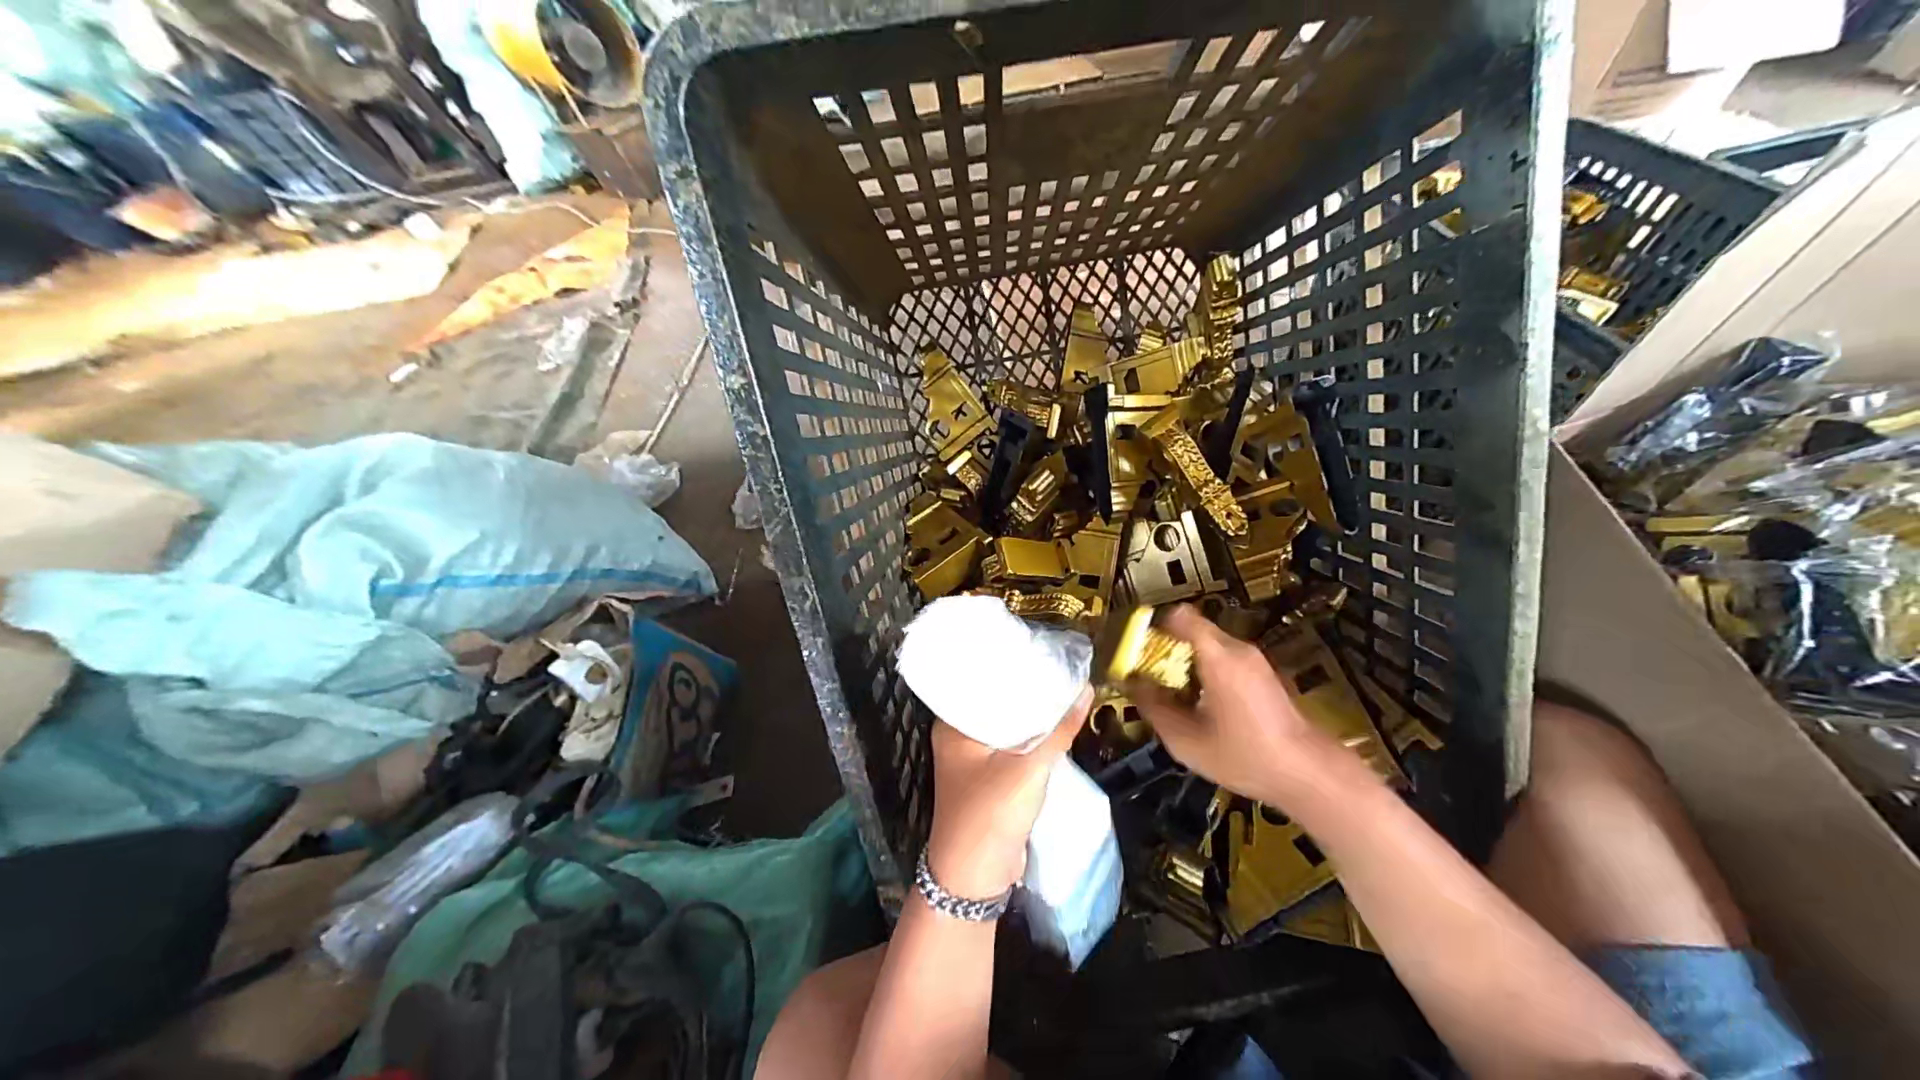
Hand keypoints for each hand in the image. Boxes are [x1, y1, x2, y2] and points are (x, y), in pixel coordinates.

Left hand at [925, 685, 1093, 898]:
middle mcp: (959, 737)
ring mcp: (973, 759)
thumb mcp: (1028, 769)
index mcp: (952, 725)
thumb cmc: (990, 814)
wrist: (974, 879)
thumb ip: (1058, 730)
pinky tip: (1057, 726)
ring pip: (1008, 726)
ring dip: (1033, 717)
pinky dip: (1033, 739)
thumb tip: (1086, 689)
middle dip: (1027, 691)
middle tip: (1061, 666)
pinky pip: (1013, 748)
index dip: (1010, 666)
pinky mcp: (989, 778)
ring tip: (1065, 688)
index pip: (980, 682)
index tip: (1041, 649)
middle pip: (996, 703)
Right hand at [1132, 606, 1368, 810]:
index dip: (1154, 626)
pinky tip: (1204, 707)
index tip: (1138, 650)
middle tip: (1151, 678)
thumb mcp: (1186, 741)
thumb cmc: (1245, 756)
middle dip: (1167, 650)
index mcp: (1218, 657)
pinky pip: (1225, 660)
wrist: (1308, 774)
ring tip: (1176, 697)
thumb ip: (1153, 707)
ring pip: (1209, 646)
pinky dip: (1207, 673)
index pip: (1180, 616)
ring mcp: (1255, 661)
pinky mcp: (1264, 675)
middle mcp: (1238, 650)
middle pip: (1192, 631)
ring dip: (1187, 663)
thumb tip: (1131, 684)